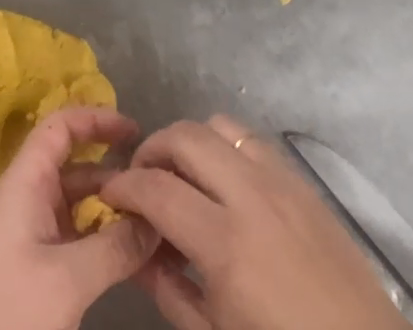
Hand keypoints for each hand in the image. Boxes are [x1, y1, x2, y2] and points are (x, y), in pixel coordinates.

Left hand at [0, 107, 160, 329]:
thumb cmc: (5, 309)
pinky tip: (136, 259)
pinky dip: (104, 241)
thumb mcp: (67, 279)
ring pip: (78, 208)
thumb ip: (116, 247)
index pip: (58, 128)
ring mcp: (28, 235)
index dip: (96, 119)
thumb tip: (159, 221)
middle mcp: (25, 201)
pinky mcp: (32, 267)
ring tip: (159, 227)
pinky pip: (75, 239)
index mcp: (23, 185)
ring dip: (114, 213)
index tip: (137, 132)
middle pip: (74, 168)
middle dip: (116, 174)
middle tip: (162, 191)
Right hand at [100, 115, 410, 329]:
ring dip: (190, 143)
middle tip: (140, 180)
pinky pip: (254, 142)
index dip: (121, 186)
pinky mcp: (305, 184)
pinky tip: (223, 185)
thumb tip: (134, 249)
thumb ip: (166, 286)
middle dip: (150, 150)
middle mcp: (254, 197)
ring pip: (221, 126)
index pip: (155, 188)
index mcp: (226, 244)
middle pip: (185, 137)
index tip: (107, 194)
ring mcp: (285, 184)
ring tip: (182, 176)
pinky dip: (226, 149)